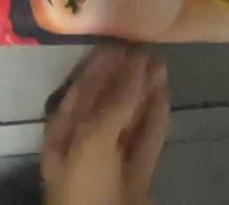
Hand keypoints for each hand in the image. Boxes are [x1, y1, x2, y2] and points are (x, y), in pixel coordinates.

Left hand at [42, 46, 170, 204]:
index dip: (100, 64)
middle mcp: (85, 141)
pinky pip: (147, 141)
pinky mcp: (137, 178)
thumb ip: (113, 104)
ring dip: (144, 91)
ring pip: (130, 118)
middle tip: (145, 47)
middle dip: (125, 75)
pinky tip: (165, 95)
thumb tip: (133, 69)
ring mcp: (112, 161)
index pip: (81, 87)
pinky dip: (156, 118)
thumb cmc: (85, 187)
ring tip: (161, 63)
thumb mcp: (93, 140)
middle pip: (107, 99)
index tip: (120, 41)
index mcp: (63, 130)